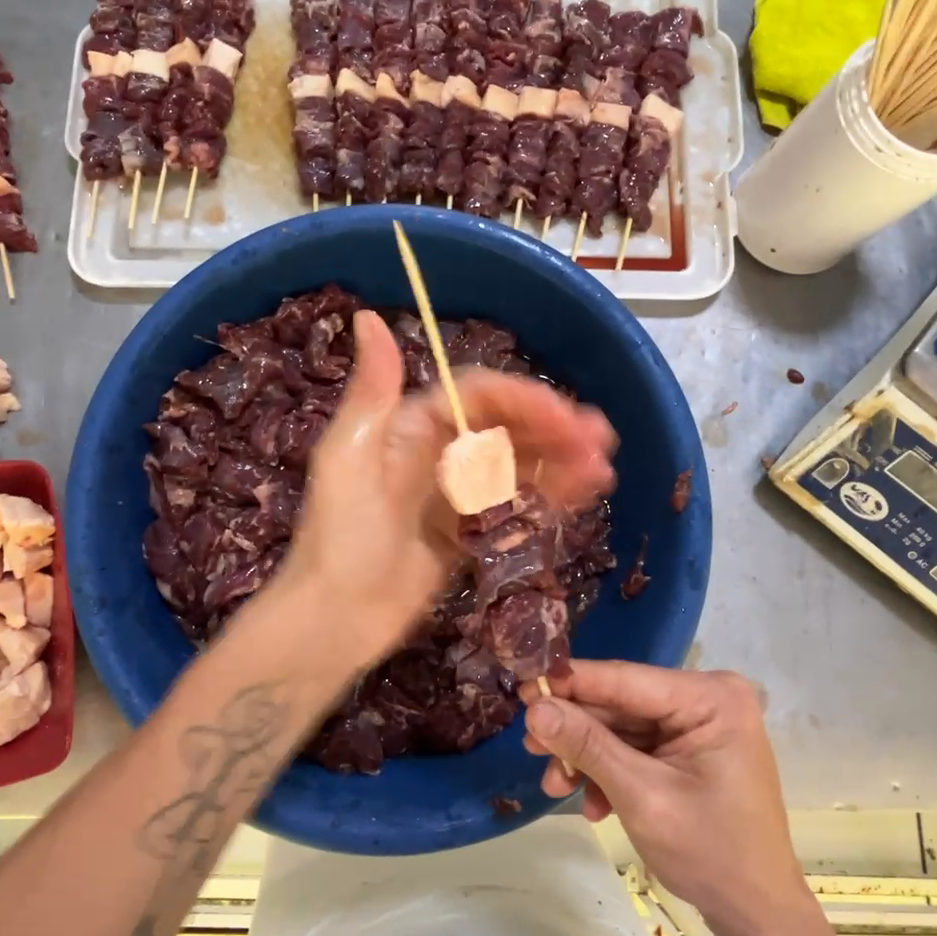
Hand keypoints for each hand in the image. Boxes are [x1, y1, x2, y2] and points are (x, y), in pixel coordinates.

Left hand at [272, 310, 616, 668]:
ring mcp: (452, 493)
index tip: (565, 415)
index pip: (475, 396)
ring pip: (514, 463)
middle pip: (503, 427)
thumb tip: (368, 316)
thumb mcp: (349, 457)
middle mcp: (434, 451)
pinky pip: (511, 503)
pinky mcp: (465, 532)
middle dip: (552, 428)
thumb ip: (372, 390)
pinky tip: (582, 493)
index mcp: (407, 426)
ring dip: (559, 460)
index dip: (522, 398)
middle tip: (601, 439)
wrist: (333, 619)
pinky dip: (546, 495)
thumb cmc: (339, 536)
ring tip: (603, 468)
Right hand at [522, 662, 852, 935]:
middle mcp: (706, 698)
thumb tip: (534, 708)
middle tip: (529, 747)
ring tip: (554, 786)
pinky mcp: (688, 749)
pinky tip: (591, 804)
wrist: (757, 915)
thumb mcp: (641, 795)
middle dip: (574, 732)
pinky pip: (634, 747)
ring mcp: (697, 724)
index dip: (568, 683)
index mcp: (710, 697)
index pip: (623, 679)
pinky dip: (607, 772)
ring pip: (620, 727)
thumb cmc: (710, 852)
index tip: (521, 689)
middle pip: (618, 703)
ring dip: (585, 757)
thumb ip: (586, 745)